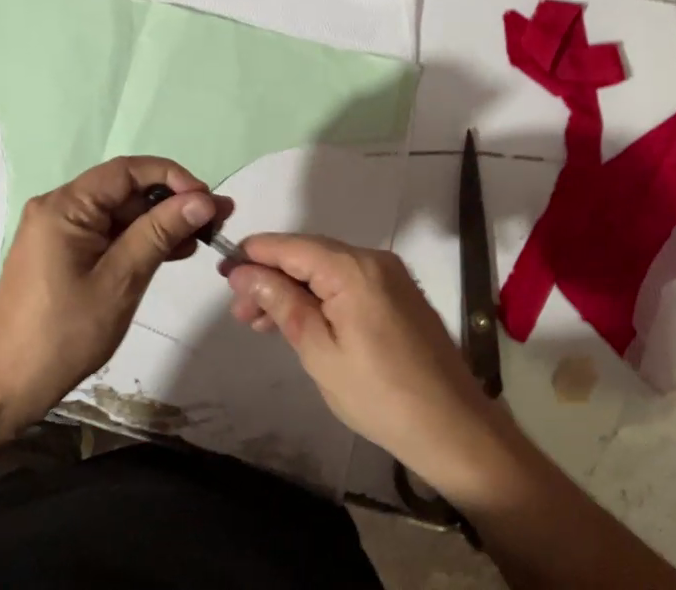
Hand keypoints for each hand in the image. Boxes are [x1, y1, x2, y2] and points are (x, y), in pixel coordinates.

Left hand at [0, 156, 231, 425]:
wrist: (9, 383)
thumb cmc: (64, 333)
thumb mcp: (120, 280)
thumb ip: (159, 234)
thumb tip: (201, 200)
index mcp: (64, 206)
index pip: (126, 171)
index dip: (172, 178)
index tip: (207, 201)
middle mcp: (57, 208)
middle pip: (123, 190)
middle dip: (170, 203)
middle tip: (216, 222)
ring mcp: (57, 232)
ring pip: (117, 214)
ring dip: (158, 224)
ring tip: (202, 239)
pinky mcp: (60, 254)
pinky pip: (105, 234)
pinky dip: (137, 241)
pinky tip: (171, 252)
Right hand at [226, 234, 497, 493]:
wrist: (455, 430)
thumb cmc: (380, 396)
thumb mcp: (319, 352)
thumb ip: (281, 303)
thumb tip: (243, 271)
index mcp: (353, 268)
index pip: (289, 246)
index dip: (252, 256)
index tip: (221, 275)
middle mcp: (373, 260)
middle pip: (308, 254)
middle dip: (270, 276)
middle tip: (240, 312)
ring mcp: (390, 277)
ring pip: (326, 269)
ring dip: (293, 289)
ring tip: (262, 322)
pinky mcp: (399, 296)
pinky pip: (348, 283)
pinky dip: (320, 296)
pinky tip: (300, 321)